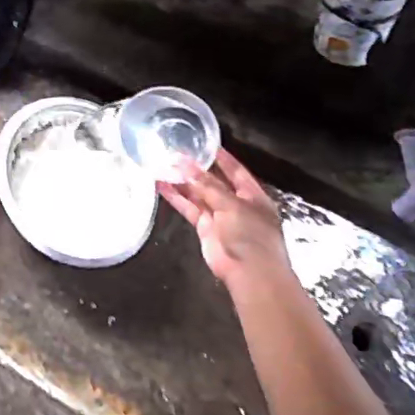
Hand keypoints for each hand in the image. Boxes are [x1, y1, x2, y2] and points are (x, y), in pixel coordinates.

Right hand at [158, 148, 286, 289]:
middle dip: (196, 169)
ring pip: (199, 194)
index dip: (221, 157)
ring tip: (163, 164)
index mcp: (253, 195)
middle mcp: (237, 204)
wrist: (250, 273)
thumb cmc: (251, 234)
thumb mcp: (232, 204)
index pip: (235, 170)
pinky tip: (161, 185)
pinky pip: (190, 208)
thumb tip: (186, 164)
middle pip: (214, 182)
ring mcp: (220, 217)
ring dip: (182, 182)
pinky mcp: (205, 228)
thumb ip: (207, 185)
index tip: (205, 142)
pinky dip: (176, 198)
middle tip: (175, 152)